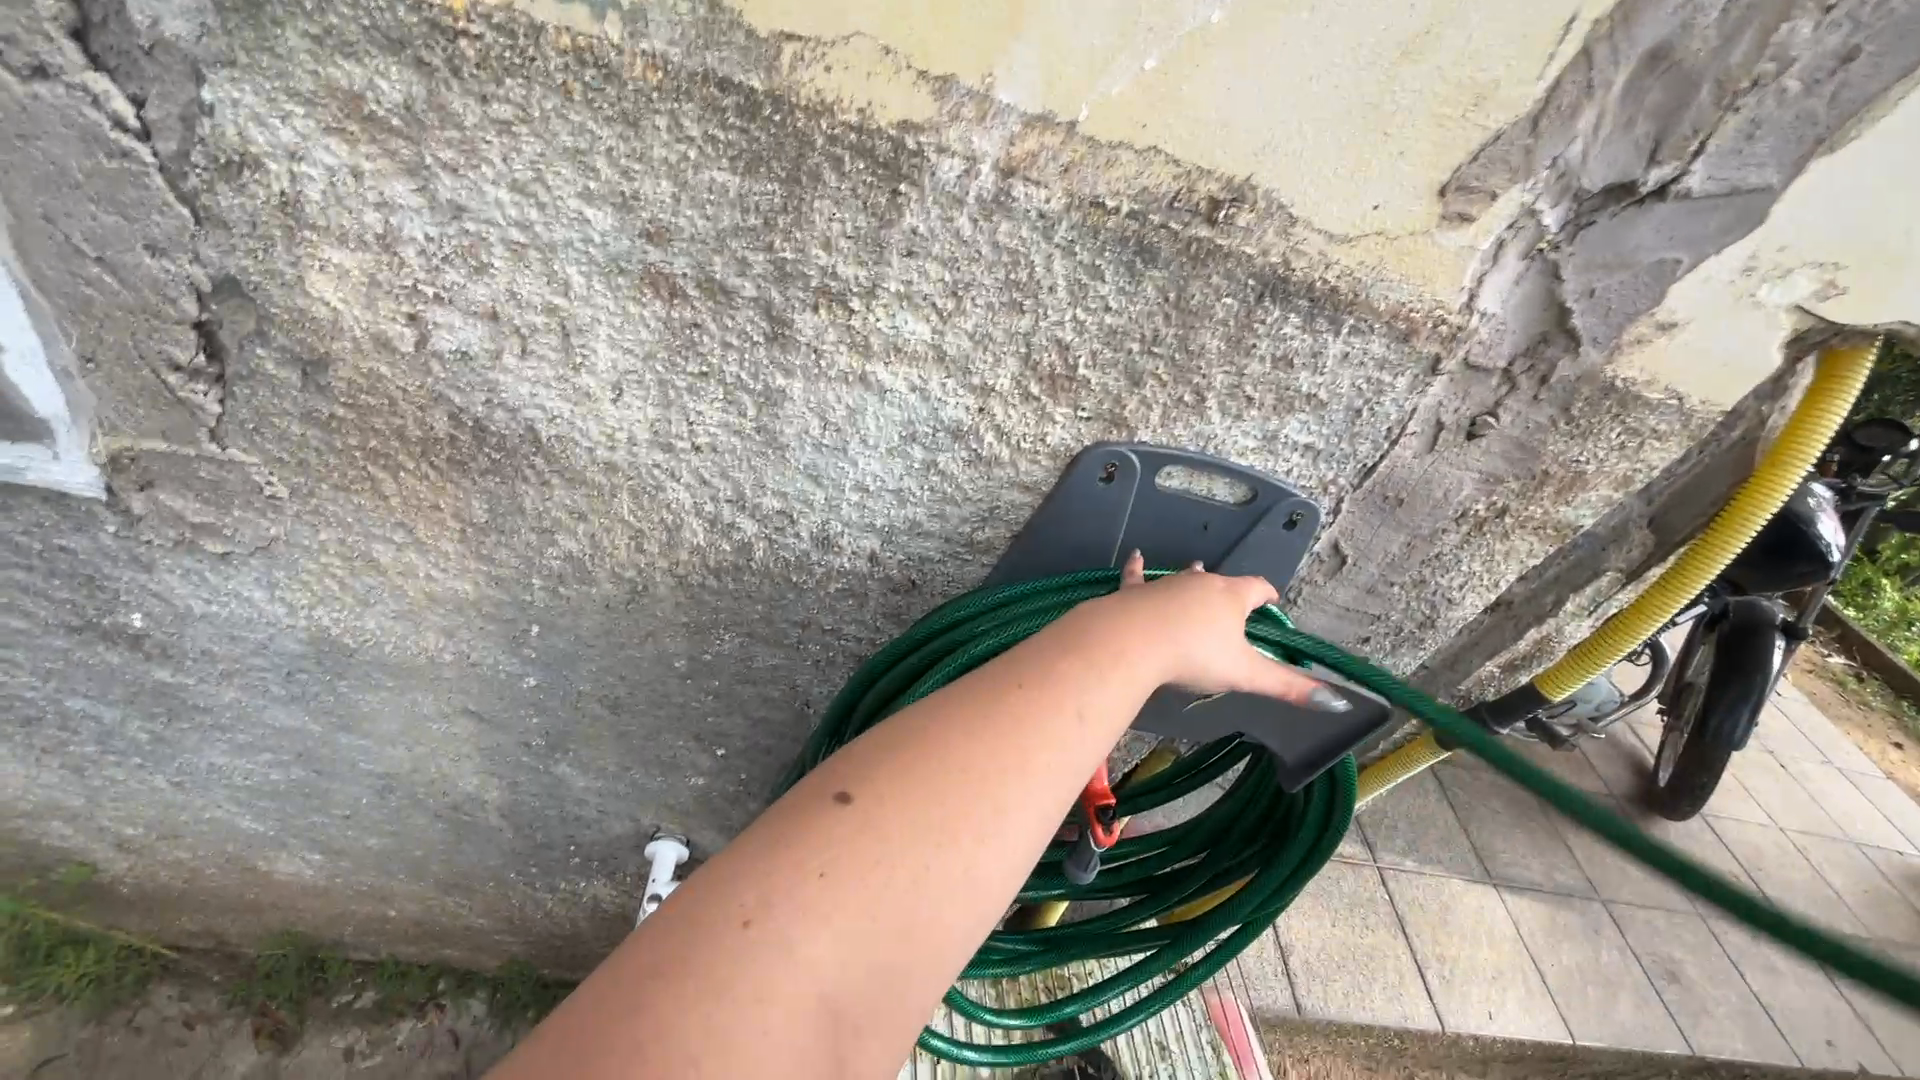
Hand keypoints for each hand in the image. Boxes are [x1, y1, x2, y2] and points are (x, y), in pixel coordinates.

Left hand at [1099, 551, 1350, 710]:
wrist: (1133, 640)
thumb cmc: (1195, 656)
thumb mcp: (1246, 674)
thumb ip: (1287, 686)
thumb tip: (1335, 700)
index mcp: (1232, 597)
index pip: (1258, 588)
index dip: (1267, 594)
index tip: (1271, 600)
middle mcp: (1200, 583)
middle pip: (1221, 582)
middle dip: (1229, 591)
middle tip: (1234, 600)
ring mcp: (1165, 584)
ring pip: (1184, 577)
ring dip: (1192, 578)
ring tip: (1196, 570)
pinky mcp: (1135, 592)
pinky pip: (1136, 575)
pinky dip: (1136, 567)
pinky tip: (1135, 556)